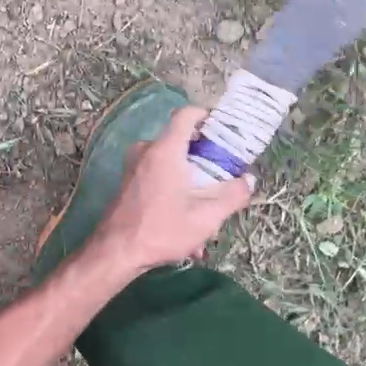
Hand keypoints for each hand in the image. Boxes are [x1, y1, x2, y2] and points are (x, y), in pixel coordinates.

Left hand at [80, 106, 253, 276]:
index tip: (224, 129)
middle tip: (224, 182)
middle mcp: (146, 151)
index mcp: (164, 150)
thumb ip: (232, 195)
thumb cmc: (161, 229)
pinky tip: (186, 229)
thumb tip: (249, 180)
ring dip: (192, 187)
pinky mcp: (129, 181)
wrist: (116, 250)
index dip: (207, 116)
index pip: (186, 115)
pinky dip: (176, 195)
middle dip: (205, 162)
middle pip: (182, 142)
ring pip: (172, 165)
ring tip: (206, 219)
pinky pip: (160, 178)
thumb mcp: (206, 217)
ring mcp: (134, 166)